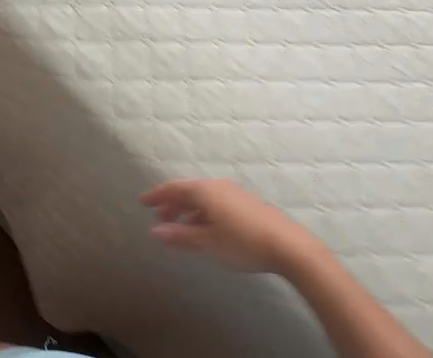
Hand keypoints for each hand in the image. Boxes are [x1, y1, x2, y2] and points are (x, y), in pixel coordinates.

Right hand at [140, 178, 308, 273]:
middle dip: (173, 204)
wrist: (288, 246)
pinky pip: (216, 203)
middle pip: (189, 191)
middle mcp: (218, 186)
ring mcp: (234, 194)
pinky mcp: (247, 204)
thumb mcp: (208, 242)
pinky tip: (206, 229)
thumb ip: (181, 236)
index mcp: (205, 191)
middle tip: (160, 217)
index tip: (143, 202)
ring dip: (189, 210)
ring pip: (204, 198)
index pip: (174, 188)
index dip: (158, 195)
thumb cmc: (243, 243)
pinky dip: (204, 213)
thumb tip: (155, 231)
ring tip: (180, 227)